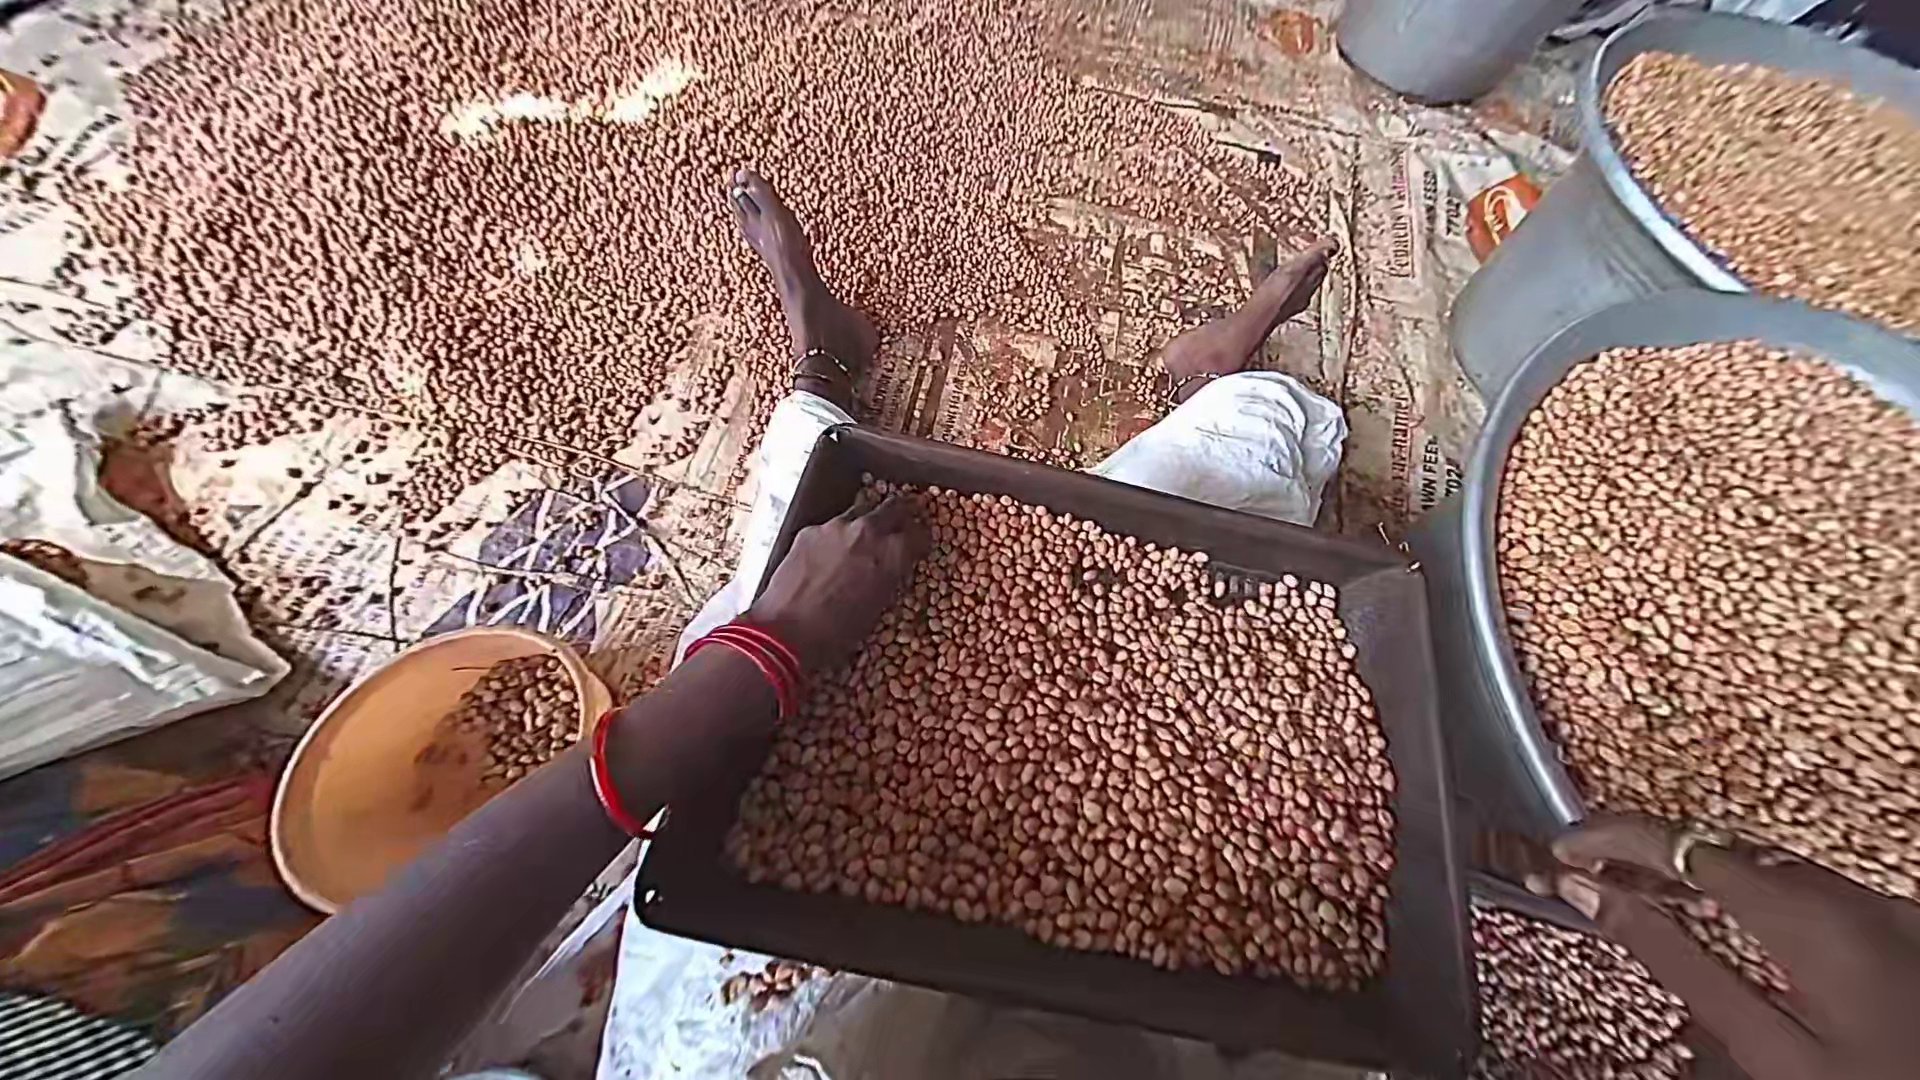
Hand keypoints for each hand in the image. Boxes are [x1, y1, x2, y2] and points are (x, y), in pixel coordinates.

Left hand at [746, 493, 928, 672]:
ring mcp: (837, 526)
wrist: (786, 631)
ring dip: (867, 520)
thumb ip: (889, 578)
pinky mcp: (810, 530)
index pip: (920, 534)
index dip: (921, 539)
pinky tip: (830, 552)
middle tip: (903, 520)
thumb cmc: (838, 632)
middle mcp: (868, 531)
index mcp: (892, 554)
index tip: (919, 543)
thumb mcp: (878, 608)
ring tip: (864, 535)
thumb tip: (891, 569)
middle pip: (894, 508)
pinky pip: (831, 526)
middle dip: (901, 514)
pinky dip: (837, 535)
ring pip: (861, 511)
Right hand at [1544, 814, 1919, 1079]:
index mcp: (1811, 918)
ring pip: (1757, 863)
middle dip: (1640, 851)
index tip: (1561, 851)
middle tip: (1586, 870)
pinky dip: (1739, 888)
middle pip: (1715, 844)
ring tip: (1637, 890)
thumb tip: (1581, 889)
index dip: (1603, 837)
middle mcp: (1859, 900)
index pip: (1673, 839)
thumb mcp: (1770, 1048)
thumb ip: (1670, 957)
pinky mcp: (1916, 933)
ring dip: (1687, 869)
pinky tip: (1714, 911)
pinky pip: (1802, 886)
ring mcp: (1899, 915)